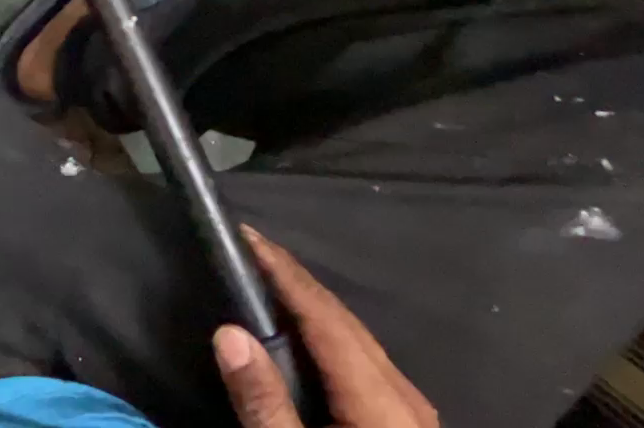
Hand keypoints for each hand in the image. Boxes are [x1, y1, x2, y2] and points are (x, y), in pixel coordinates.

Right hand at [213, 230, 437, 427]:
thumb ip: (265, 405)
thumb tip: (229, 332)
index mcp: (382, 406)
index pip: (326, 319)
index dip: (285, 272)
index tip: (247, 234)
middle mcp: (406, 402)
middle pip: (346, 323)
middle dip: (296, 281)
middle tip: (249, 250)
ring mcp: (414, 419)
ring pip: (360, 342)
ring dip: (313, 308)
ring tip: (269, 284)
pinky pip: (366, 364)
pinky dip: (330, 338)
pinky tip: (308, 341)